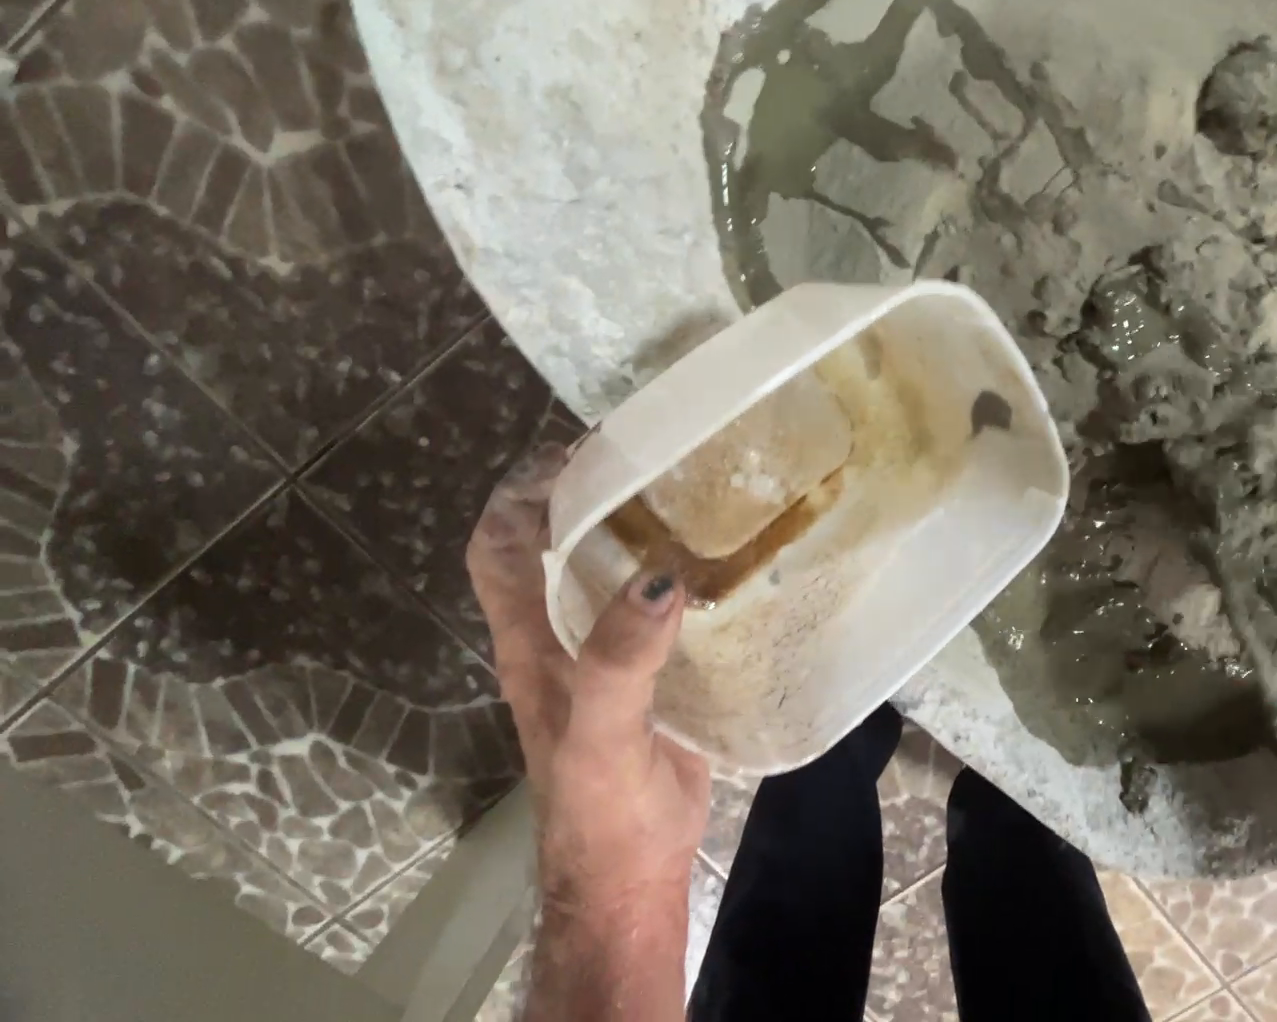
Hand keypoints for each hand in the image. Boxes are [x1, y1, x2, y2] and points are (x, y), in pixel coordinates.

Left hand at [466, 445, 711, 911]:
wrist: (634, 870)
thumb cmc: (602, 809)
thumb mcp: (600, 735)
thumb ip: (618, 661)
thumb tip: (660, 575)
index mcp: (531, 641)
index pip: (499, 547)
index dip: (522, 494)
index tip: (582, 455)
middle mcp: (565, 635)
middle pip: (560, 547)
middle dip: (595, 497)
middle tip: (660, 461)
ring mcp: (612, 653)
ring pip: (615, 572)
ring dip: (643, 531)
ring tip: (701, 495)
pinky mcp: (658, 671)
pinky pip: (663, 606)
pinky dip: (685, 573)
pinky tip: (729, 560)